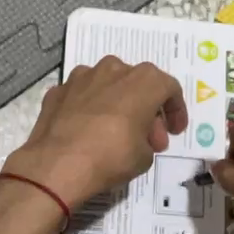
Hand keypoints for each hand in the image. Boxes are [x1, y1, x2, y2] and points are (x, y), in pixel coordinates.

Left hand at [4, 56, 187, 209]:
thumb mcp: (145, 157)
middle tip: (148, 138)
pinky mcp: (58, 90)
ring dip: (117, 104)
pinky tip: (87, 131)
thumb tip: (140, 137)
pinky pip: (82, 96)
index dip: (176, 111)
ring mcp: (82, 76)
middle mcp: (113, 69)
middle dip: (146, 109)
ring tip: (116, 131)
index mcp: (143, 80)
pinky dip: (88, 109)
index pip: (169, 88)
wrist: (57, 164)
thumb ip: (148, 140)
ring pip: (108, 85)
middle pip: (137, 84)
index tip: (175, 131)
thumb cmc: (111, 156)